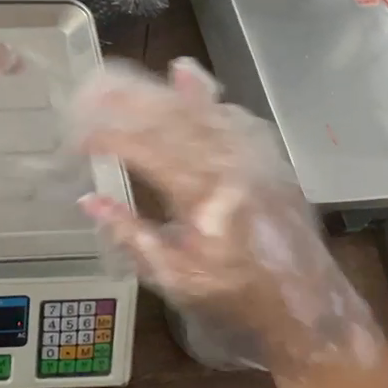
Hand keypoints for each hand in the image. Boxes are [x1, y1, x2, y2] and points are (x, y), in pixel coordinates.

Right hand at [71, 58, 380, 374]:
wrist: (310, 309)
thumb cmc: (236, 297)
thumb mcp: (173, 276)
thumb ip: (129, 234)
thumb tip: (87, 200)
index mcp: (202, 195)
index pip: (143, 149)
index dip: (106, 138)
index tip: (78, 140)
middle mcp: (229, 164)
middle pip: (169, 116)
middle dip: (125, 98)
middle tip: (91, 88)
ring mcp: (253, 156)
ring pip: (199, 109)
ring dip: (159, 90)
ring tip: (126, 78)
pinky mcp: (270, 157)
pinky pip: (232, 115)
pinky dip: (206, 97)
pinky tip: (187, 82)